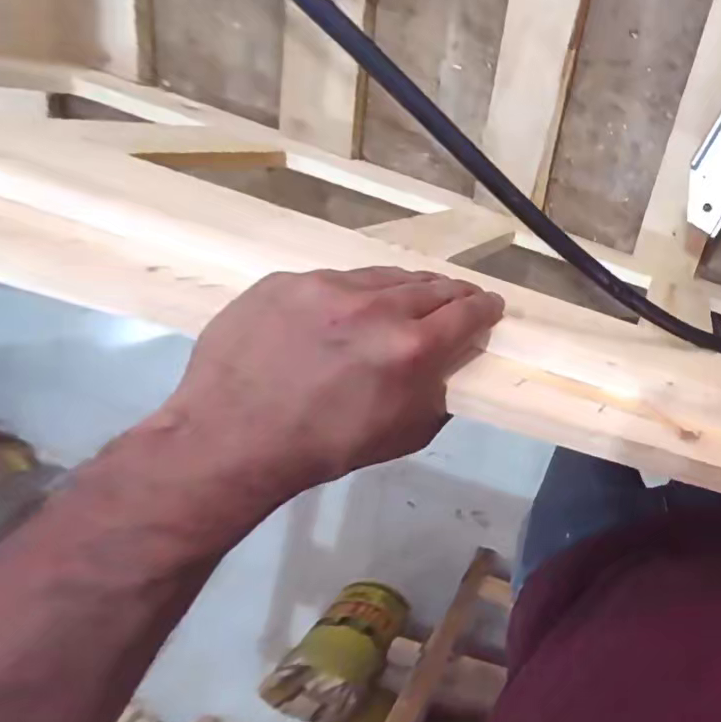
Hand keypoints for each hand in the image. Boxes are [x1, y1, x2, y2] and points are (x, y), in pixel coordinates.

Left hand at [128, 268, 504, 520]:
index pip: (470, 311)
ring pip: (390, 275)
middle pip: (437, 285)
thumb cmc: (329, 446)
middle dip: (455, 294)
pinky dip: (357, 293)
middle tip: (458, 302)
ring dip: (409, 288)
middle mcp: (376, 307)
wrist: (228, 441)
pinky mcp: (287, 282)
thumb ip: (442, 387)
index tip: (492, 307)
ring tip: (408, 301)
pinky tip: (347, 313)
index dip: (488, 307)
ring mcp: (327, 288)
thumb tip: (455, 360)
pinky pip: (340, 279)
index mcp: (412, 347)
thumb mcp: (410, 430)